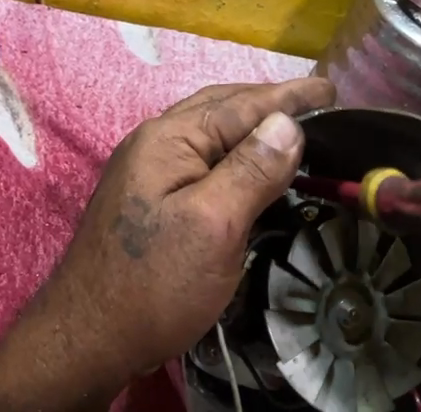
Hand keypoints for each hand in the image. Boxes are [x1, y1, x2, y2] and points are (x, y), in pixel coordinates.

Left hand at [0, 76, 335, 410]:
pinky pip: (201, 156)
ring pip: (209, 131)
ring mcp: (149, 169)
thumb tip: (285, 122)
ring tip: (292, 124)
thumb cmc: (154, 282)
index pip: (239, 105)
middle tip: (317, 102)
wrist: (89, 333)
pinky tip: (250, 164)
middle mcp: (155, 141)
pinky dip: (233, 150)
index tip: (330, 88)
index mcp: (169, 137)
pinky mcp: (151, 197)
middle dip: (268, 101)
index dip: (287, 96)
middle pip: (221, 108)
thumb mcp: (213, 225)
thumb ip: (249, 171)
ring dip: (250, 123)